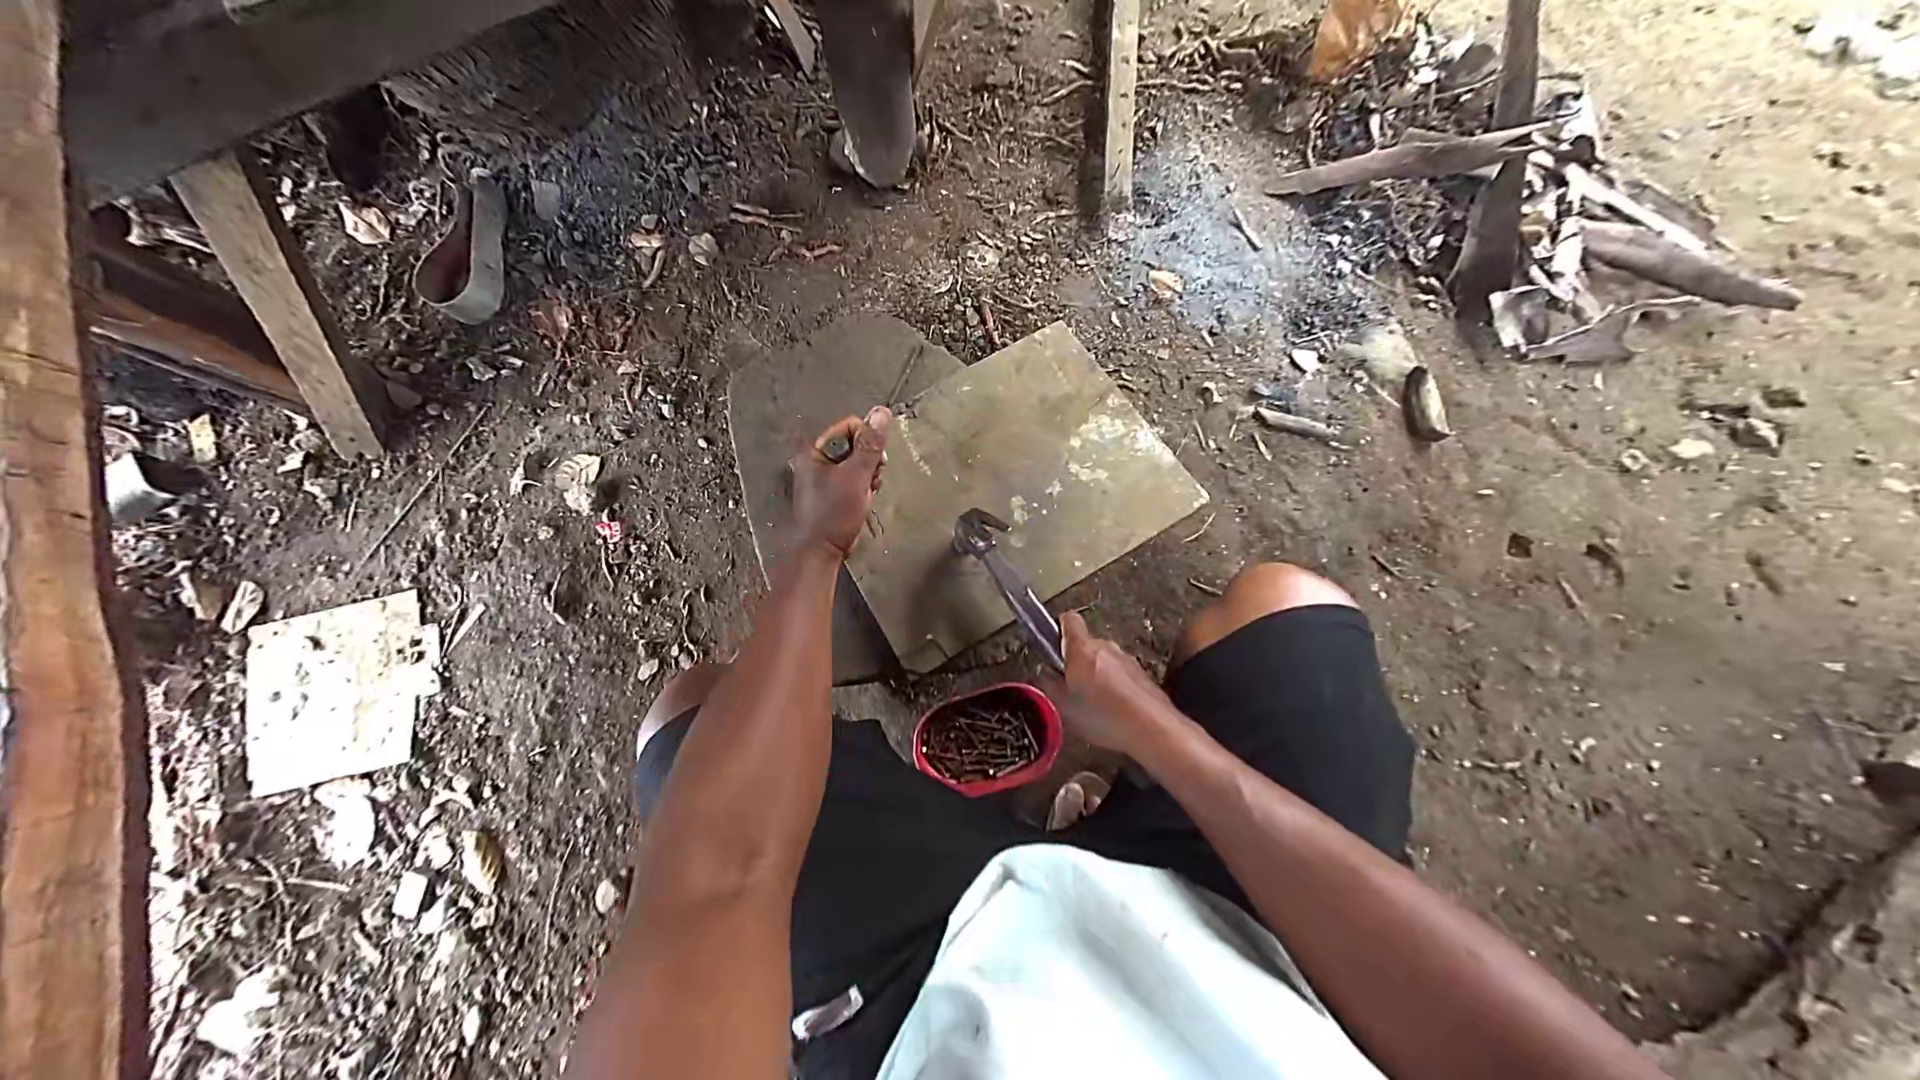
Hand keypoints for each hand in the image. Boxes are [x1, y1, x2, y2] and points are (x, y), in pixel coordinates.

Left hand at [790, 407, 890, 559]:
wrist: (823, 550)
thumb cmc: (835, 513)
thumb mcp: (856, 476)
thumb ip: (870, 445)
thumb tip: (881, 412)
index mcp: (815, 450)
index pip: (850, 427)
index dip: (867, 440)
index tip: (875, 460)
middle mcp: (816, 459)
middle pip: (855, 443)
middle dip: (870, 459)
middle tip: (873, 477)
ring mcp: (824, 476)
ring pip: (858, 461)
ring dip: (869, 473)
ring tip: (869, 490)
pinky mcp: (833, 490)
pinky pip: (854, 477)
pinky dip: (864, 484)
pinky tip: (866, 496)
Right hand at [1041, 612, 1181, 756]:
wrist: (1151, 729)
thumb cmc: (1106, 715)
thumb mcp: (1064, 707)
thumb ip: (1050, 685)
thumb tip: (1045, 675)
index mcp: (1082, 650)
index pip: (1069, 620)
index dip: (1059, 627)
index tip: (1053, 640)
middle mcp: (1106, 648)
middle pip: (1085, 645)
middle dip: (1076, 662)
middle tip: (1070, 686)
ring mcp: (1126, 660)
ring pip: (1103, 661)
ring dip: (1096, 676)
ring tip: (1092, 704)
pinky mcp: (1141, 675)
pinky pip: (1120, 675)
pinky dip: (1114, 687)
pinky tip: (1112, 711)